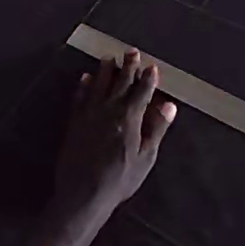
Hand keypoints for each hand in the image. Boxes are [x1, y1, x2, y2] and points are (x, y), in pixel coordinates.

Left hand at [45, 51, 175, 245]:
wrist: (83, 192)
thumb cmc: (120, 179)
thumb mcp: (146, 157)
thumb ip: (157, 129)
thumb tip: (169, 106)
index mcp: (130, 117)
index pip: (142, 92)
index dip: (148, 78)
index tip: (152, 66)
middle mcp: (109, 109)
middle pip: (121, 83)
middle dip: (128, 66)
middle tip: (132, 52)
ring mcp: (90, 113)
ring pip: (99, 84)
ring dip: (105, 70)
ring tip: (109, 58)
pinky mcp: (75, 121)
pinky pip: (80, 97)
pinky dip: (84, 86)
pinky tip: (86, 77)